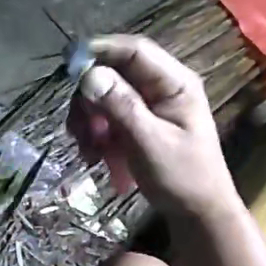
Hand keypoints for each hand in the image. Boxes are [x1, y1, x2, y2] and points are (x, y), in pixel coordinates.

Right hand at [66, 34, 238, 220]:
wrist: (198, 215)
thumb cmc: (183, 178)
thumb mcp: (150, 142)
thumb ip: (121, 107)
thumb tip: (89, 74)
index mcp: (175, 83)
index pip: (134, 51)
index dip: (100, 51)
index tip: (67, 63)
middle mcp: (161, 87)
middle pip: (113, 73)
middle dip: (90, 99)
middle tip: (79, 129)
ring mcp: (148, 106)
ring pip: (104, 97)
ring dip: (89, 121)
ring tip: (88, 151)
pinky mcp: (137, 124)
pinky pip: (107, 118)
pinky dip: (96, 135)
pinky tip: (95, 157)